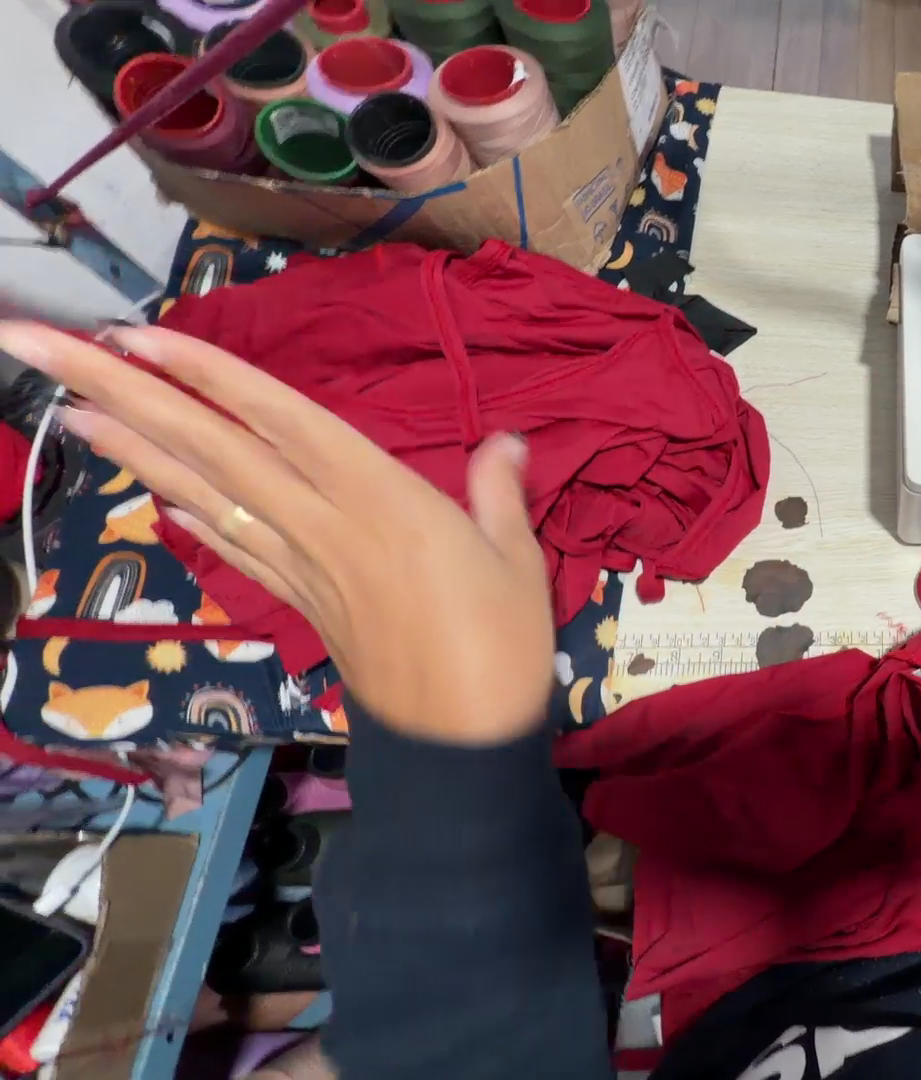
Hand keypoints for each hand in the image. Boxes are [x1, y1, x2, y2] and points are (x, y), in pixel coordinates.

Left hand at [0, 322, 554, 746]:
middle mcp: (328, 527)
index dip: (213, 377)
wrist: (460, 732)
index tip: (136, 336)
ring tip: (72, 411)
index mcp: (388, 505)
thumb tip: (508, 440)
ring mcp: (307, 568)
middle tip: (35, 347)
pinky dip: (194, 520)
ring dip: (138, 453)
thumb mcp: (518, 559)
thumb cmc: (504, 639)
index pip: (286, 425)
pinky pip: (238, 551)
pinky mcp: (304, 604)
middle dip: (128, 396)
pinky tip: (162, 503)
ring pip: (210, 499)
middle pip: (220, 453)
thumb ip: (500, 493)